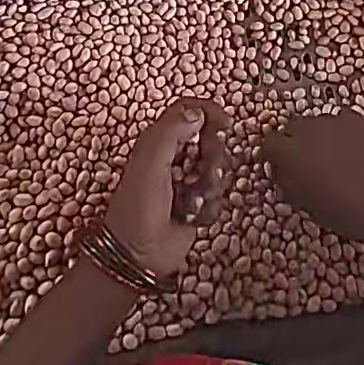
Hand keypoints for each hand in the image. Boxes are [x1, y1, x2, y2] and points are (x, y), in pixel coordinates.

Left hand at [103, 98, 232, 275]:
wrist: (138, 254)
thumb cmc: (139, 206)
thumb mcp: (151, 163)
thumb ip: (171, 132)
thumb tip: (197, 112)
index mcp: (159, 139)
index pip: (188, 110)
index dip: (208, 111)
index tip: (225, 123)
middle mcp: (175, 155)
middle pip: (210, 139)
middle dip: (212, 156)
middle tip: (201, 172)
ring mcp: (187, 179)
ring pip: (218, 168)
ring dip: (209, 185)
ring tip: (192, 200)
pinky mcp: (197, 203)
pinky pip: (217, 195)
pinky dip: (208, 207)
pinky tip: (192, 216)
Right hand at [263, 111, 363, 265]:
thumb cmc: (346, 213)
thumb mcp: (308, 205)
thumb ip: (288, 182)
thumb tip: (279, 169)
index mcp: (292, 152)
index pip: (270, 143)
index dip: (274, 154)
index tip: (280, 164)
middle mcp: (309, 129)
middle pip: (291, 127)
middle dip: (294, 141)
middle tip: (306, 161)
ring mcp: (335, 121)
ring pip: (316, 122)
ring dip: (317, 135)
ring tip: (332, 155)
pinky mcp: (358, 119)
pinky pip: (341, 120)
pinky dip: (341, 131)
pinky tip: (352, 149)